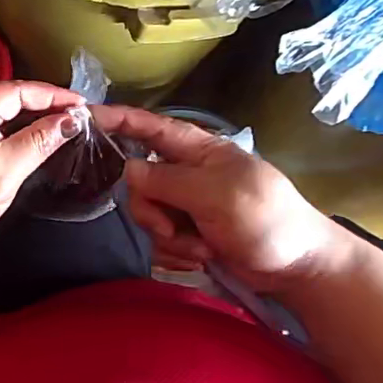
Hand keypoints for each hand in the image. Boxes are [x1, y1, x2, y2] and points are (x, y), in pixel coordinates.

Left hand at [0, 78, 89, 252]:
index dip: (55, 96)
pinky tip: (19, 134)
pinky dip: (3, 120)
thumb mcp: (7, 169)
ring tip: (50, 122)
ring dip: (21, 109)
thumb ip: (40, 140)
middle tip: (71, 115)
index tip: (83, 106)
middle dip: (40, 100)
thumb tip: (69, 121)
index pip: (21, 89)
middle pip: (6, 90)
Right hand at [92, 105, 352, 292]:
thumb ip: (169, 181)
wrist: (296, 267)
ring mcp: (187, 207)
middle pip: (140, 183)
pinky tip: (202, 259)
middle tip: (176, 229)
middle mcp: (187, 175)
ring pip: (148, 216)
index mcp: (198, 151)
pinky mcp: (189, 236)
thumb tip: (128, 170)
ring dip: (171, 240)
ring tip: (203, 248)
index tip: (86, 116)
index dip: (120, 120)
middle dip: (153, 212)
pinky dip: (178, 255)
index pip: (151, 128)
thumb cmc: (265, 218)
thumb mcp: (217, 194)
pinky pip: (161, 242)